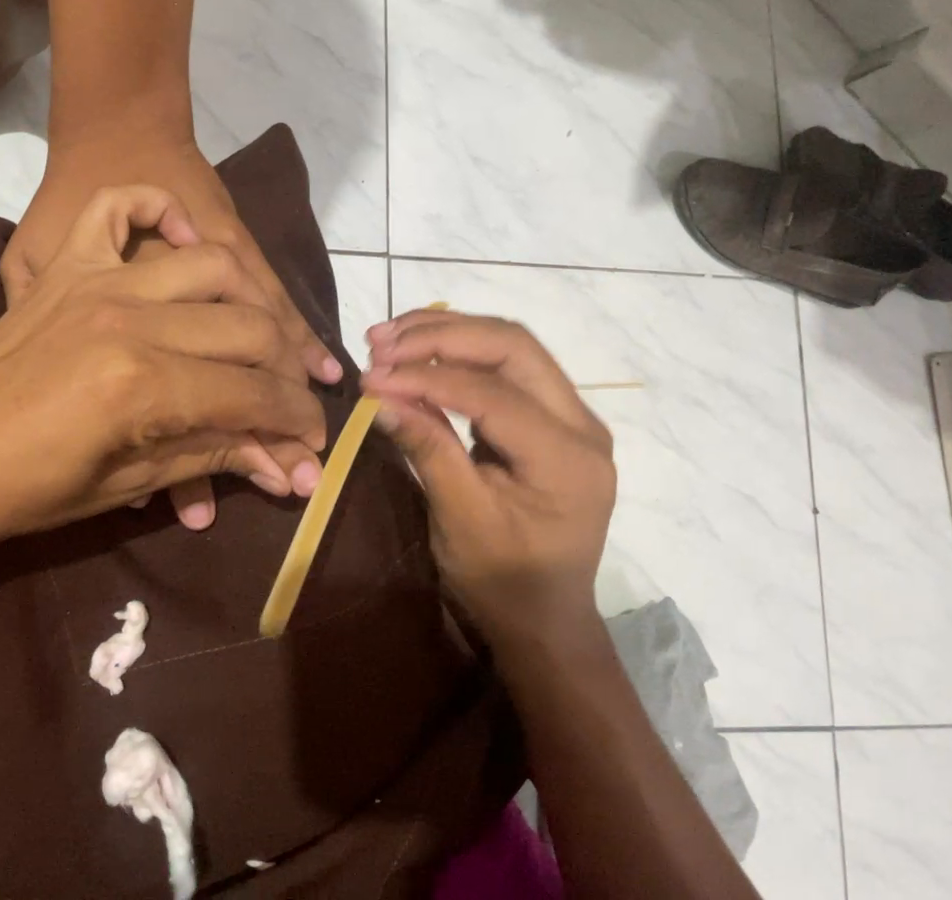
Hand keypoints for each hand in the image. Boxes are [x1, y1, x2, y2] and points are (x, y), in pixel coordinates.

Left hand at [2, 138, 342, 526]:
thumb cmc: (27, 489)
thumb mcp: (124, 485)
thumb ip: (210, 457)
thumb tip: (287, 466)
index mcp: (140, 386)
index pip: (252, 394)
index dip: (295, 421)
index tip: (315, 445)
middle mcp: (129, 320)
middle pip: (248, 329)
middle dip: (290, 372)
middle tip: (298, 404)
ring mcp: (96, 281)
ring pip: (212, 266)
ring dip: (255, 301)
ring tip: (269, 340)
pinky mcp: (68, 264)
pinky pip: (123, 208)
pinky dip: (159, 210)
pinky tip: (187, 242)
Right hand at [360, 310, 615, 639]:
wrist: (541, 617)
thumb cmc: (501, 579)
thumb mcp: (460, 520)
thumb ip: (428, 450)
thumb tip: (380, 397)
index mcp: (567, 456)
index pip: (492, 392)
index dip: (425, 377)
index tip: (369, 376)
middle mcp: (581, 424)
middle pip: (512, 347)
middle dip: (441, 335)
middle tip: (379, 341)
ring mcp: (572, 419)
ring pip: (512, 348)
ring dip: (449, 335)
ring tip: (389, 337)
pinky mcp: (552, 421)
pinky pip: (508, 369)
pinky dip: (460, 355)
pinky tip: (418, 356)